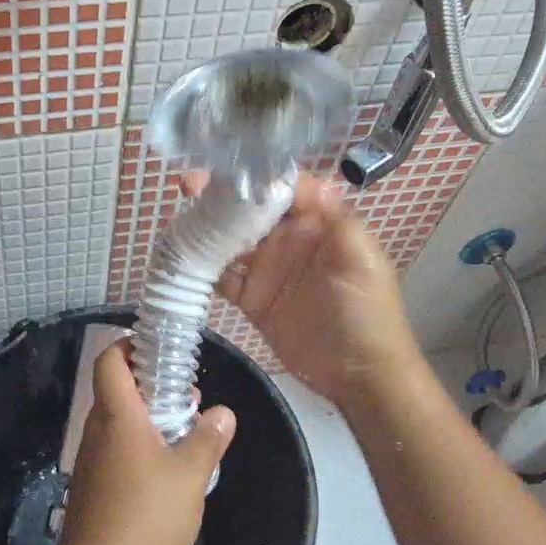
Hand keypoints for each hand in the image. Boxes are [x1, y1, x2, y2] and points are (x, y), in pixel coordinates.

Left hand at [55, 345, 234, 544]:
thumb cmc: (146, 516)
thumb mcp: (190, 477)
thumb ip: (208, 440)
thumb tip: (223, 412)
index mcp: (118, 416)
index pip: (110, 361)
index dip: (129, 346)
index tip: (159, 352)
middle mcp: (97, 429)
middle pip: (115, 388)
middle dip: (150, 385)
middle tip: (186, 399)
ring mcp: (90, 457)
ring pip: (116, 420)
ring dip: (146, 418)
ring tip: (182, 435)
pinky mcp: (90, 482)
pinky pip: (113, 447)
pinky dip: (136, 444)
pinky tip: (162, 471)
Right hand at [186, 172, 421, 407]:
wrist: (360, 376)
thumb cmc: (368, 314)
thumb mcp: (362, 262)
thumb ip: (338, 221)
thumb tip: (314, 180)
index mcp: (317, 225)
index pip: (282, 189)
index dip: (254, 176)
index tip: (224, 169)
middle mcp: (288, 241)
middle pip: (249, 210)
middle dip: (219, 196)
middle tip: (186, 185)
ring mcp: (267, 270)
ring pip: (230, 241)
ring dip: (205, 229)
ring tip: (177, 219)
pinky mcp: (251, 299)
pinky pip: (221, 277)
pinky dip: (202, 268)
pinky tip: (181, 258)